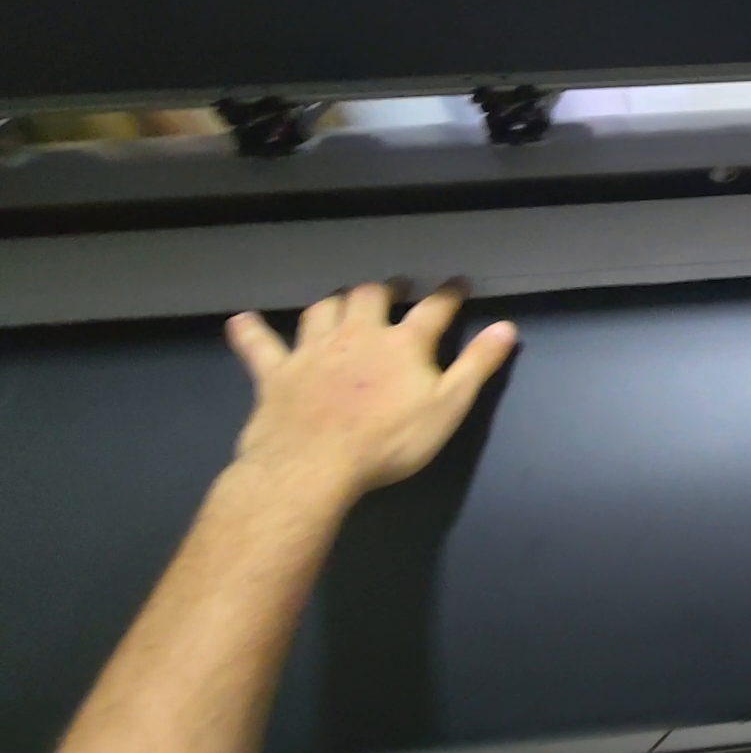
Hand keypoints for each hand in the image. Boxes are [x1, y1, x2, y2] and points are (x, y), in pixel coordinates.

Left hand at [224, 282, 517, 499]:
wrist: (311, 470)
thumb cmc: (390, 440)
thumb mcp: (449, 405)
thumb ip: (478, 364)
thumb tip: (507, 327)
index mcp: (404, 343)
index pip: (435, 308)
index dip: (450, 293)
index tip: (459, 282)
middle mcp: (358, 336)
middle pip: (370, 296)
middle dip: (387, 287)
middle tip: (396, 287)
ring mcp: (312, 352)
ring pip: (322, 310)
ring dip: (335, 300)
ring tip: (344, 299)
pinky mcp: (275, 375)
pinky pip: (259, 346)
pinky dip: (251, 331)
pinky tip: (242, 320)